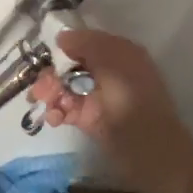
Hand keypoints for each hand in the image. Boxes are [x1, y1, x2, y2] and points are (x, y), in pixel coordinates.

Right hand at [26, 29, 192, 192]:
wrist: (151, 155)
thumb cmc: (135, 104)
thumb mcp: (115, 66)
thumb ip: (88, 46)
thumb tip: (62, 37)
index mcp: (120, 54)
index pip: (85, 42)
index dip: (65, 47)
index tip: (47, 56)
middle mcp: (108, 72)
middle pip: (70, 64)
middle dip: (53, 74)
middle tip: (41, 89)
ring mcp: (98, 96)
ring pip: (64, 86)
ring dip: (51, 93)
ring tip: (45, 105)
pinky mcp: (89, 119)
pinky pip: (66, 108)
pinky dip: (56, 111)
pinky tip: (54, 119)